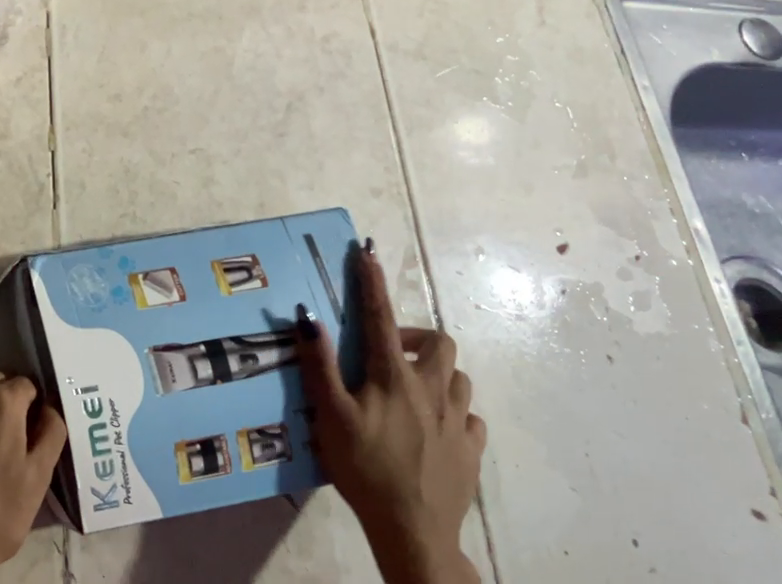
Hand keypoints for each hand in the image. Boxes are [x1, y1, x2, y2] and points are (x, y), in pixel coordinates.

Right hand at [296, 242, 486, 583]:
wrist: (413, 530)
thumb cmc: (363, 468)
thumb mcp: (331, 416)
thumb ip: (320, 364)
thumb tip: (309, 315)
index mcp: (394, 377)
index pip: (379, 316)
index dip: (371, 281)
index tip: (366, 251)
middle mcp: (433, 390)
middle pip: (439, 343)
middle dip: (414, 336)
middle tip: (385, 353)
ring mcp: (458, 421)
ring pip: (457, 377)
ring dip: (435, 372)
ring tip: (408, 390)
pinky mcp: (473, 449)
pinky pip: (469, 416)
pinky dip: (452, 410)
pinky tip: (433, 426)